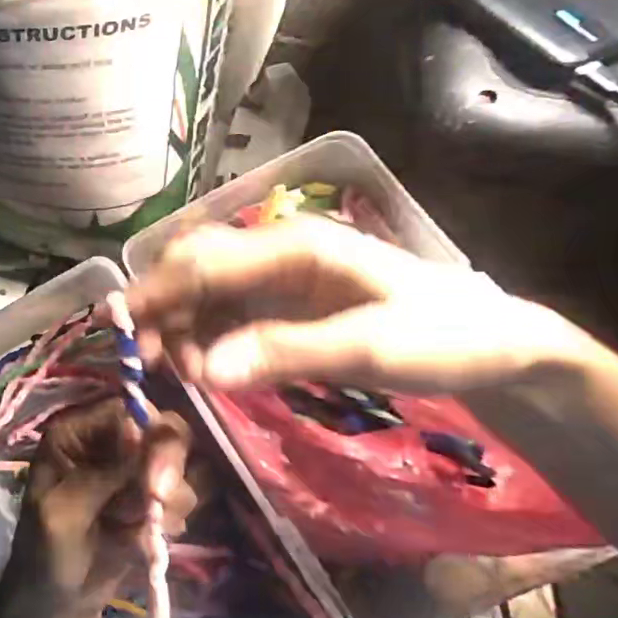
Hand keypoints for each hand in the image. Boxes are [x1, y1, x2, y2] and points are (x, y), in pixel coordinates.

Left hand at [2, 399, 195, 617]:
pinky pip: (185, 496)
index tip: (154, 474)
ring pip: (181, 465)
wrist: (58, 604)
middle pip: (164, 429)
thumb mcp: (63, 511)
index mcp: (77, 433)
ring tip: (139, 528)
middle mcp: (110, 442)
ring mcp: (136, 471)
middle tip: (157, 501)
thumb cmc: (45, 551)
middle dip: (167, 467)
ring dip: (169, 499)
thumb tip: (141, 431)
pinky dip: (173, 519)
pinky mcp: (155, 501)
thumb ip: (103, 473)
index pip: (127, 410)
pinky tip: (147, 540)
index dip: (149, 433)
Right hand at [125, 215, 590, 394]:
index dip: (155, 291)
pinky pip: (225, 315)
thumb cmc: (444, 337)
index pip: (204, 259)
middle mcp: (274, 251)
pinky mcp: (282, 303)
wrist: (500, 345)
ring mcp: (277, 277)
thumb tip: (203, 370)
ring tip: (175, 373)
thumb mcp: (371, 348)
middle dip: (161, 309)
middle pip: (194, 268)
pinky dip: (205, 339)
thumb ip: (285, 353)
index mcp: (293, 245)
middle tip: (145, 361)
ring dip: (179, 328)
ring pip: (204, 292)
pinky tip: (202, 367)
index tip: (118, 329)